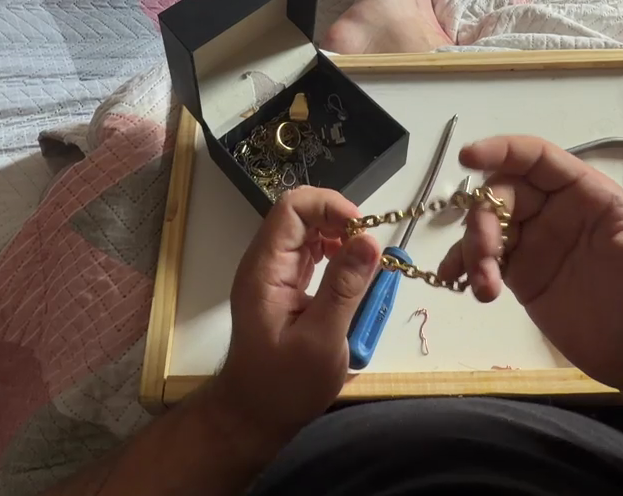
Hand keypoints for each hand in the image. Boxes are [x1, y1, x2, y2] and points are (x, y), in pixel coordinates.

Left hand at [202, 187, 383, 450]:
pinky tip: (349, 269)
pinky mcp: (283, 282)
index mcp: (265, 268)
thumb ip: (345, 288)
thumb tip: (369, 239)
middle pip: (298, 211)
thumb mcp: (323, 340)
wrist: (253, 416)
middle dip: (336, 217)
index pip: (292, 208)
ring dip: (337, 233)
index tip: (361, 230)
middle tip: (366, 245)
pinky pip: (308, 248)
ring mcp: (272, 270)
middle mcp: (264, 260)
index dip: (329, 206)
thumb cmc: (285, 386)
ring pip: (305, 227)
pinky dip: (333, 250)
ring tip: (362, 258)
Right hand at [439, 136, 622, 395]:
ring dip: (473, 246)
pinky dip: (462, 264)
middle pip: (501, 192)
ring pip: (487, 224)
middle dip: (483, 216)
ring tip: (484, 286)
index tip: (468, 157)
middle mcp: (553, 208)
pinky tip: (453, 280)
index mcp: (584, 192)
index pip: (536, 157)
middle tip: (485, 254)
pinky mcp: (520, 275)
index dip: (501, 150)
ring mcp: (533, 241)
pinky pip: (482, 258)